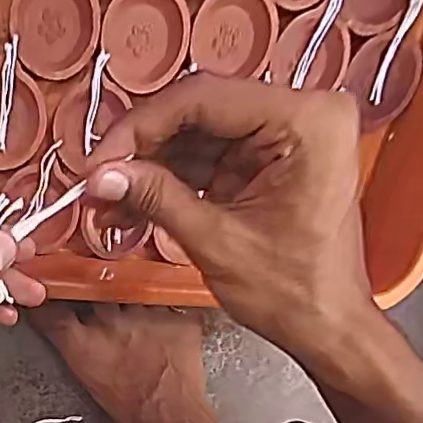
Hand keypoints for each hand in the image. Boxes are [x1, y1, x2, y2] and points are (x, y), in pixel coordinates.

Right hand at [83, 75, 375, 354]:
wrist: (324, 324)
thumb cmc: (295, 292)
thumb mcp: (217, 243)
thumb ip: (158, 199)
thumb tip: (104, 176)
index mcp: (306, 122)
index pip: (204, 99)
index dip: (140, 127)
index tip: (100, 159)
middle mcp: (301, 116)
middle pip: (197, 113)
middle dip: (141, 150)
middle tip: (99, 180)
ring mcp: (283, 138)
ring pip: (195, 136)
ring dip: (149, 169)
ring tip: (109, 201)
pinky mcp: (266, 162)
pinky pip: (206, 159)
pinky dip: (169, 182)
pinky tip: (134, 204)